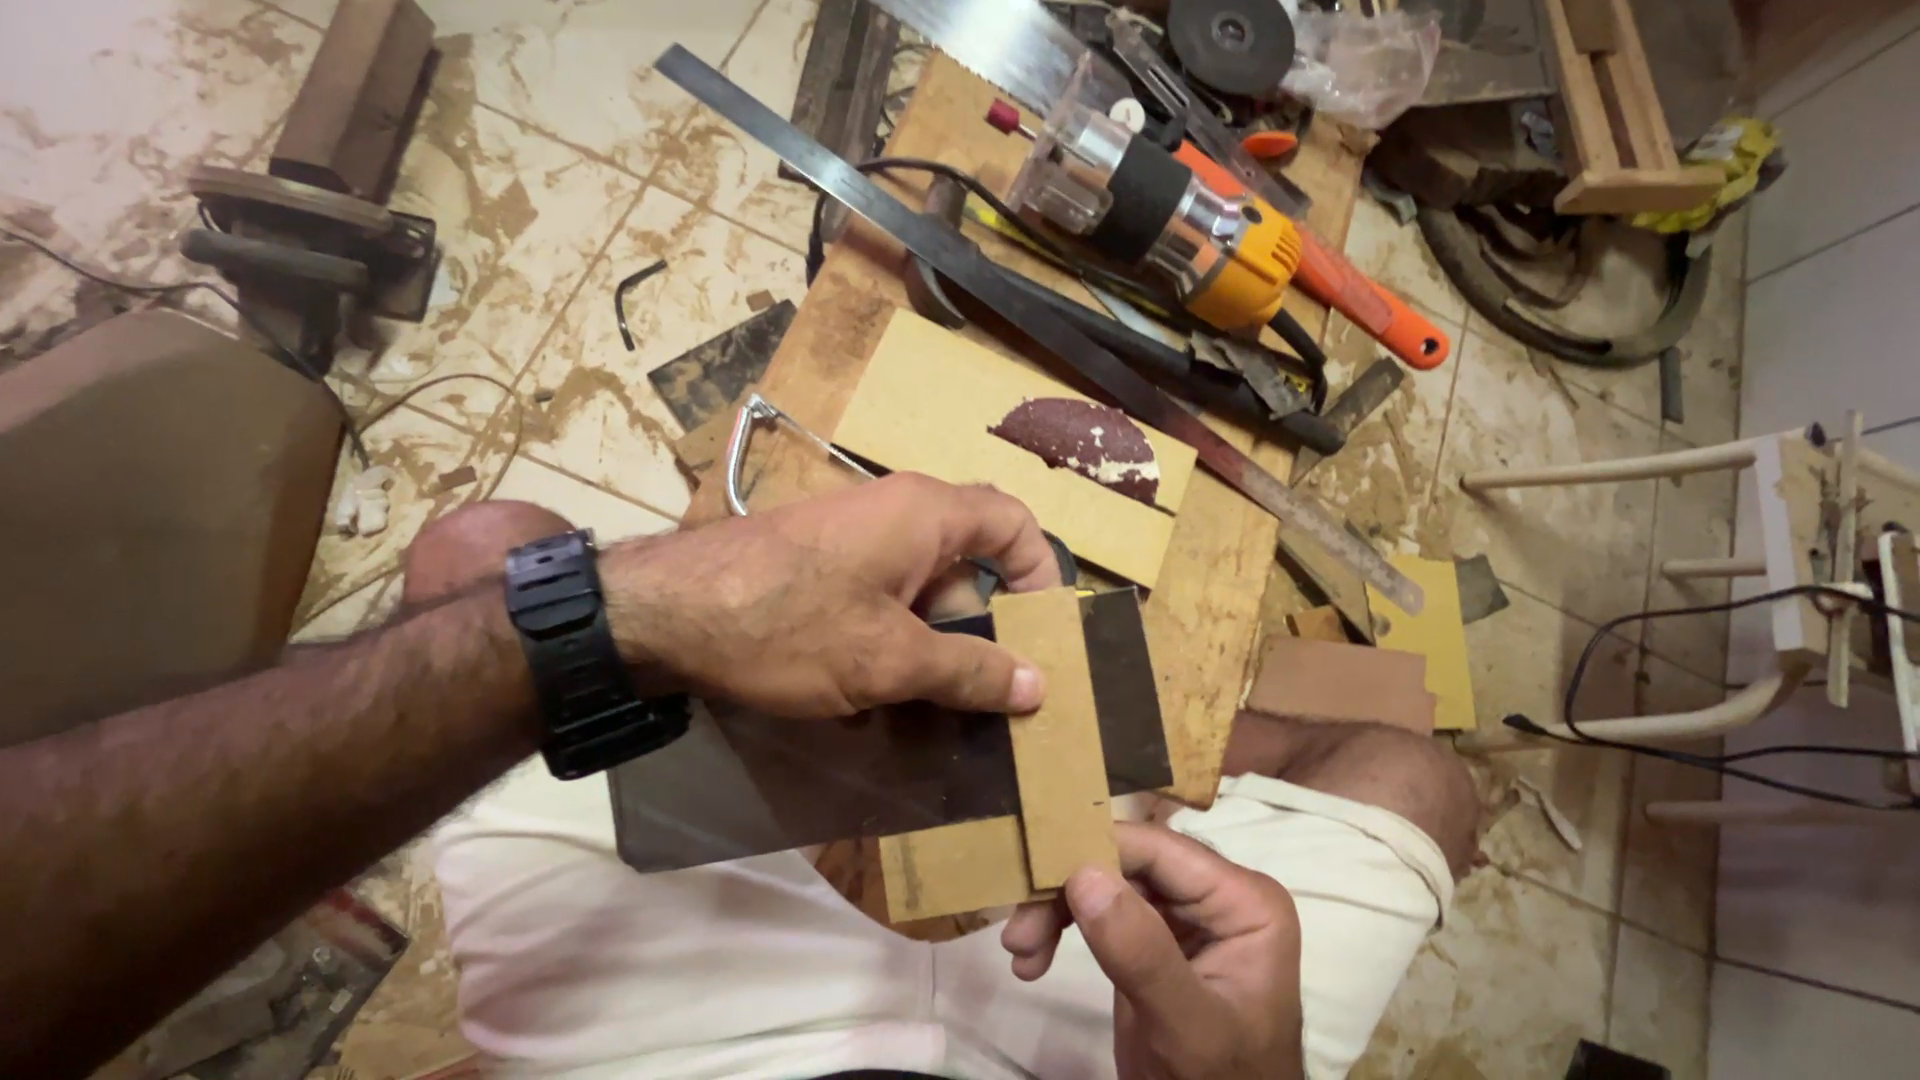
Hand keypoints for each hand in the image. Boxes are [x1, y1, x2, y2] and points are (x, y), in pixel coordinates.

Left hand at [602, 473, 1060, 717]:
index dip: (1040, 572)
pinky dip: (891, 644)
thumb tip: (1037, 685)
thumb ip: (968, 671)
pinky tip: (879, 700)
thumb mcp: (888, 659)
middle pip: (967, 566)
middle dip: (981, 632)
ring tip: (935, 714)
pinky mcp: (820, 566)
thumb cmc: (790, 625)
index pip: (1013, 522)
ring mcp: (853, 539)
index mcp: (927, 514)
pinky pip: (880, 600)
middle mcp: (897, 513)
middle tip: (991, 696)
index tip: (1042, 633)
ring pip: (921, 592)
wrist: (663, 613)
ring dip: (933, 649)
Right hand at [1001, 822, 1305, 1079]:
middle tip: (1018, 933)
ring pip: (1104, 881)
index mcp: (1243, 899)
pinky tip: (1034, 958)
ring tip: (1020, 951)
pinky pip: (1100, 910)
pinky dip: (1062, 927)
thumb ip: (1142, 954)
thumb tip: (1084, 875)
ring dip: (1056, 910)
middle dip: (1066, 890)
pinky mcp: (1152, 936)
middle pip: (1125, 862)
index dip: (1092, 851)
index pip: (1156, 849)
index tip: (1033, 878)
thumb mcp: (1187, 1028)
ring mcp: (1183, 914)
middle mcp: (1214, 893)